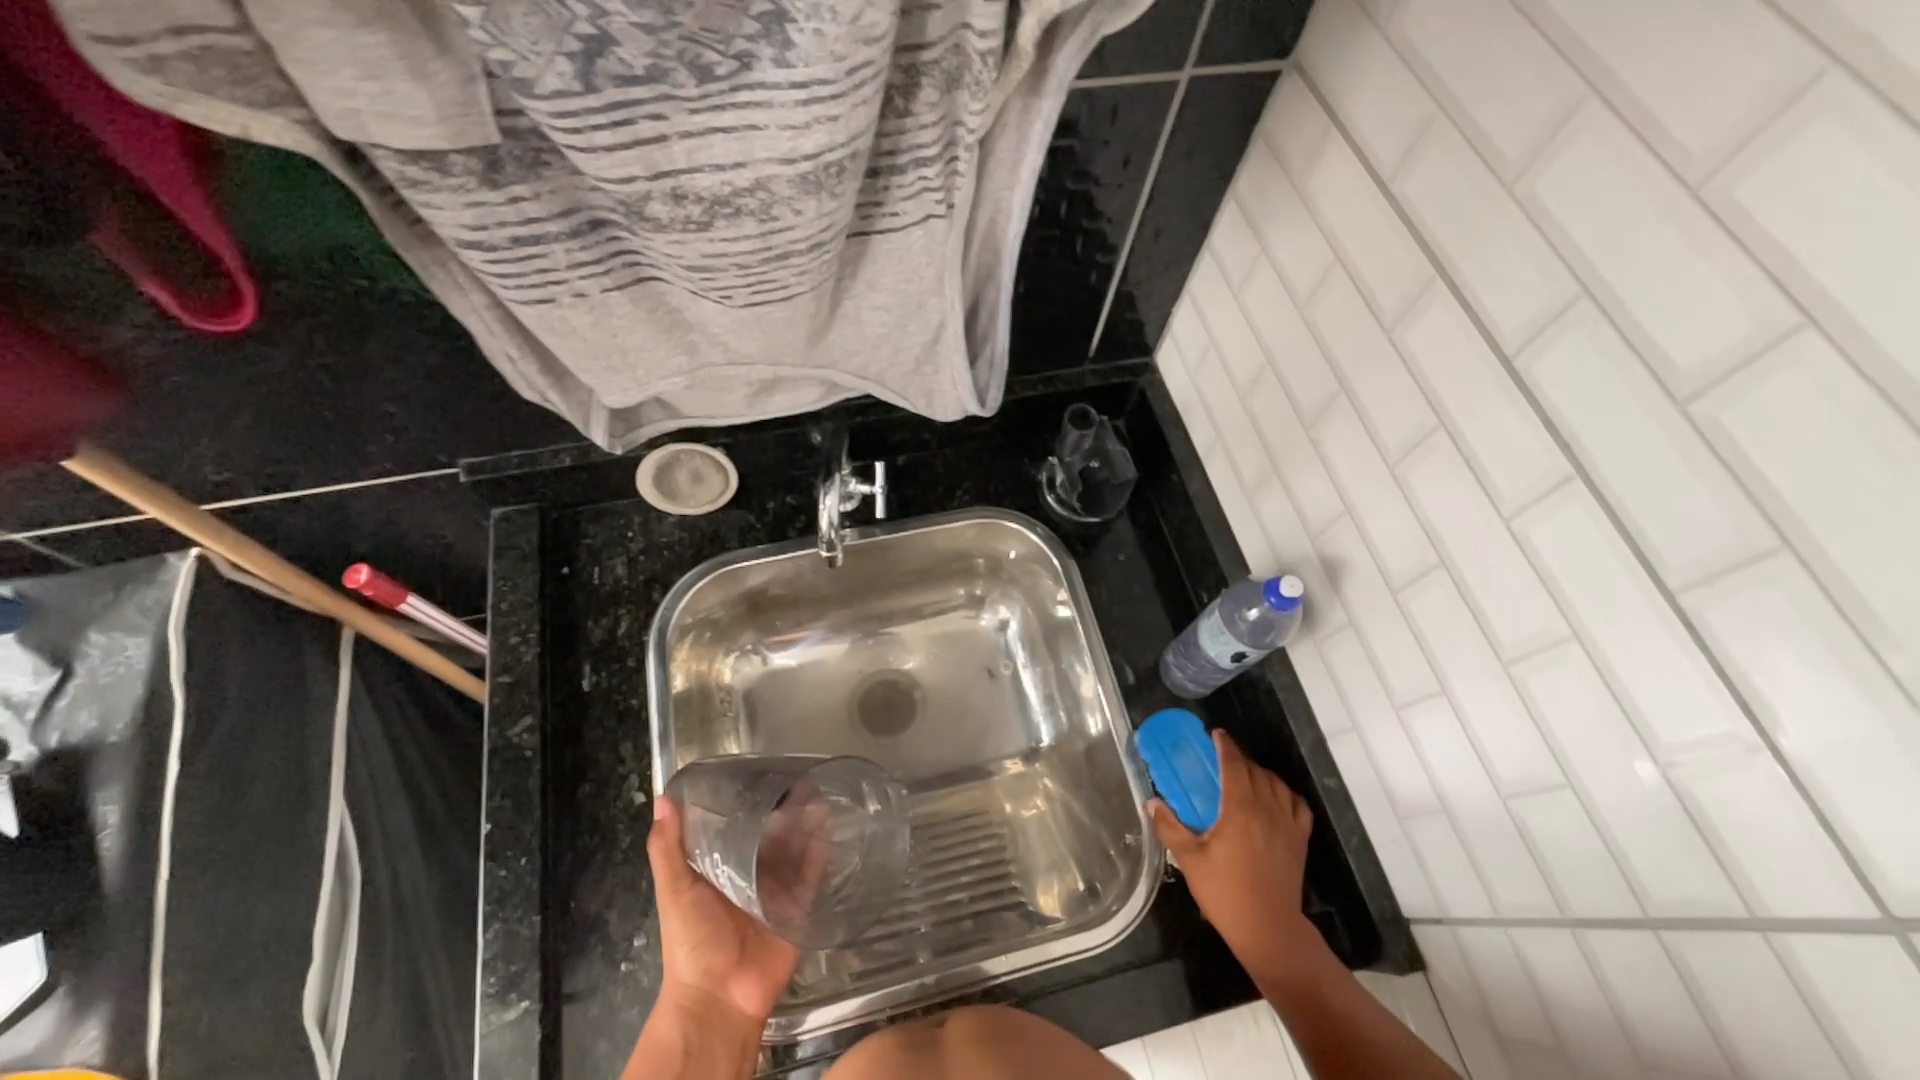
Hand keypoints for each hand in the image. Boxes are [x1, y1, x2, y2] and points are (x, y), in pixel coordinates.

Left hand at [646, 794, 800, 1025]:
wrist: (719, 996)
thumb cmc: (691, 941)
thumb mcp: (675, 890)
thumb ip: (668, 848)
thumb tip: (663, 799)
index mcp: (716, 871)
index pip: (732, 830)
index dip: (744, 804)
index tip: (758, 772)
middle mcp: (746, 878)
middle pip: (768, 839)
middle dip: (782, 812)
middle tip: (798, 778)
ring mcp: (773, 894)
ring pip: (792, 853)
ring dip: (803, 828)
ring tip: (818, 796)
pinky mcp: (796, 910)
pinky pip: (810, 878)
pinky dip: (819, 855)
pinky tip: (828, 830)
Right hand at [1149, 729, 1317, 959]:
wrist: (1267, 927)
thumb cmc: (1224, 892)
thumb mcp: (1189, 860)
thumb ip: (1170, 827)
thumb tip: (1152, 803)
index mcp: (1239, 808)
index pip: (1234, 765)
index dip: (1225, 746)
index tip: (1216, 734)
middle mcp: (1267, 808)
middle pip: (1255, 771)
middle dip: (1239, 758)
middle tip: (1222, 758)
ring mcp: (1287, 823)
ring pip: (1277, 784)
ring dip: (1260, 773)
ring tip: (1245, 776)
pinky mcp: (1300, 839)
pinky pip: (1297, 805)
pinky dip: (1285, 794)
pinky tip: (1275, 798)